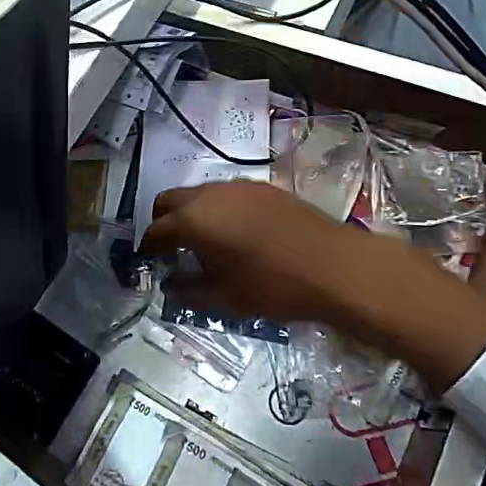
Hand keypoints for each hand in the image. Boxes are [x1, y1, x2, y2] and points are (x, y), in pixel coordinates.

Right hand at [141, 182, 485, 390]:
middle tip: (170, 250)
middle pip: (170, 201)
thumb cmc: (275, 286)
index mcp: (193, 220)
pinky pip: (225, 194)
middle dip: (164, 223)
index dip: (149, 248)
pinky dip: (216, 209)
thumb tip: (171, 287)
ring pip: (198, 194)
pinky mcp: (263, 188)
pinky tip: (233, 234)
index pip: (156, 230)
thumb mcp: (226, 298)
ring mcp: (238, 186)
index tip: (149, 262)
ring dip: (191, 214)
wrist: (337, 266)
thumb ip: (190, 291)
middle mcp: (209, 195)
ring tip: (202, 243)